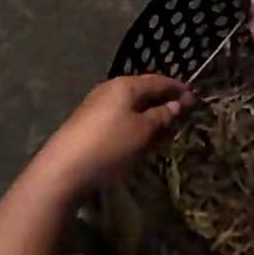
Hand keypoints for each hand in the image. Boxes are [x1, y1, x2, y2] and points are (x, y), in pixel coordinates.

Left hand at [30, 75, 194, 197]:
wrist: (60, 173)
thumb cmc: (109, 146)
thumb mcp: (144, 131)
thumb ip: (163, 115)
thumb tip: (176, 104)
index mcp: (126, 85)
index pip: (159, 81)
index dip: (178, 90)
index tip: (194, 101)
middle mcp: (110, 90)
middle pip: (144, 93)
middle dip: (164, 106)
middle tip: (179, 121)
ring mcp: (95, 107)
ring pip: (131, 109)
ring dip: (150, 120)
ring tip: (162, 137)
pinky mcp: (86, 126)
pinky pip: (119, 120)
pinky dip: (134, 128)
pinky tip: (139, 143)